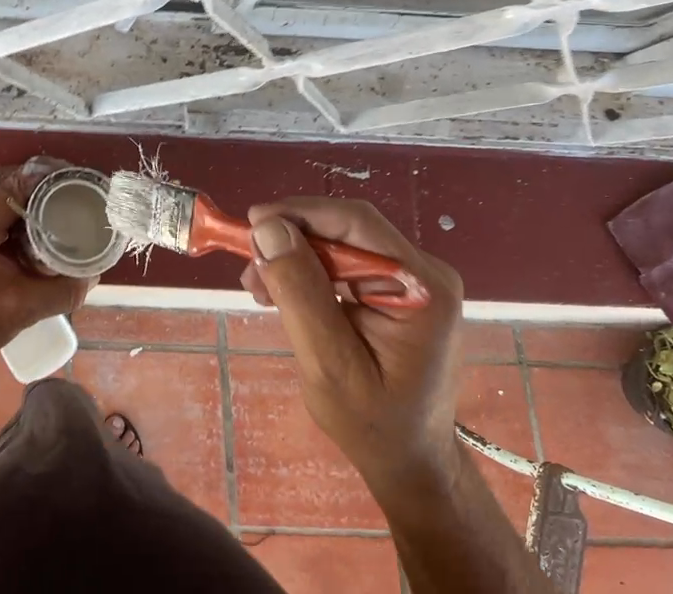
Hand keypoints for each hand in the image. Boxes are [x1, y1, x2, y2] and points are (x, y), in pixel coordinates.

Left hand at [0, 161, 93, 374]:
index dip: (41, 177)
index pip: (11, 187)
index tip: (69, 176)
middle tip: (60, 183)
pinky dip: (5, 204)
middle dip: (30, 177)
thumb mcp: (27, 308)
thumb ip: (65, 290)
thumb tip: (93, 273)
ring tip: (49, 196)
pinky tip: (29, 217)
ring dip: (17, 189)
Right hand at [240, 198, 465, 496]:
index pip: (355, 223)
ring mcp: (411, 281)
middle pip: (346, 230)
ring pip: (339, 245)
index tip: (251, 224)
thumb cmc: (372, 423)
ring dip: (295, 258)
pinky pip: (344, 264)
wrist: (409, 460)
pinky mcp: (395, 290)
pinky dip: (308, 273)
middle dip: (292, 241)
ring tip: (260, 290)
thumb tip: (268, 229)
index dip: (299, 213)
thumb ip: (300, 292)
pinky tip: (284, 295)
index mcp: (421, 288)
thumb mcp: (328, 362)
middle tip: (249, 268)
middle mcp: (423, 273)